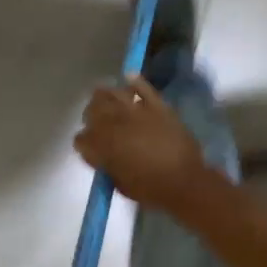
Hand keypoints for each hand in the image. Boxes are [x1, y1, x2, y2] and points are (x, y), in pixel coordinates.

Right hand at [74, 77, 214, 211]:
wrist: (185, 181)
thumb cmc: (151, 189)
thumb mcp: (119, 184)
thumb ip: (106, 166)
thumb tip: (100, 155)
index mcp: (103, 146)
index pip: (81, 138)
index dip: (83, 143)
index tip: (89, 148)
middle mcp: (115, 124)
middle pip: (93, 110)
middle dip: (91, 116)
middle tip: (95, 122)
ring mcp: (137, 111)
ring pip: (113, 93)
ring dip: (105, 96)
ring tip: (105, 98)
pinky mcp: (157, 106)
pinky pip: (143, 87)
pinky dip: (135, 81)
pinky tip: (129, 78)